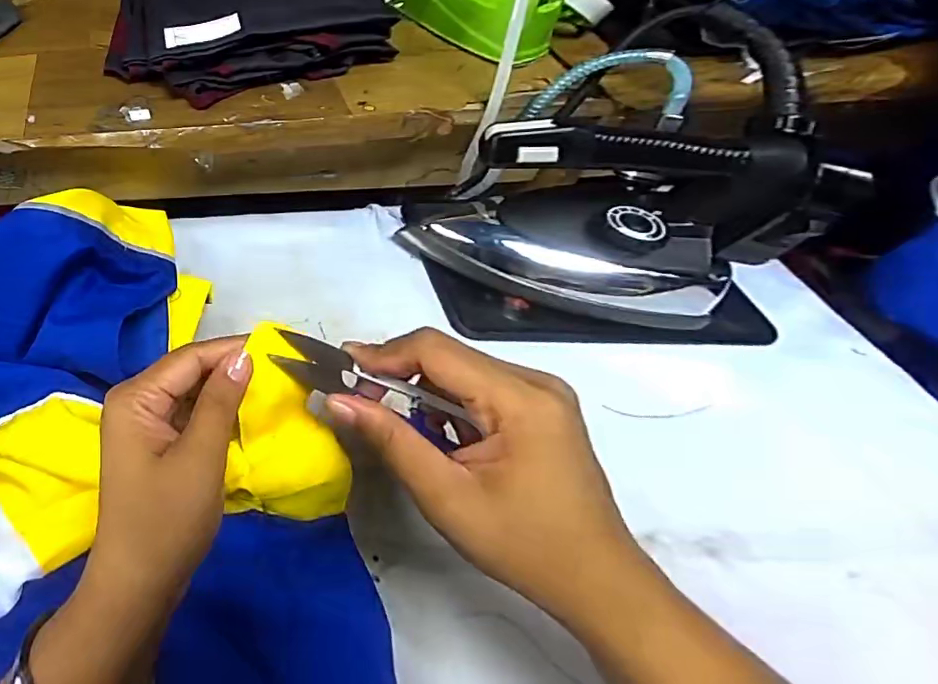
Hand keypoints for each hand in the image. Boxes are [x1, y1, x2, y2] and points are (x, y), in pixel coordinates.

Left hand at [91, 336, 252, 598]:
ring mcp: (141, 423)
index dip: (229, 349)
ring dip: (223, 388)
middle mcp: (132, 400)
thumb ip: (219, 403)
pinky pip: (186, 415)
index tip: (273, 343)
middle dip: (228, 366)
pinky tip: (243, 411)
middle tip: (277, 361)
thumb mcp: (200, 458)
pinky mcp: (153, 443)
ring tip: (268, 380)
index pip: (187, 358)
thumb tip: (243, 356)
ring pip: (188, 392)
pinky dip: (213, 412)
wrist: (137, 585)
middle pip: (186, 372)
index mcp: (134, 397)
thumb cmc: (167, 520)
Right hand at [325, 328, 645, 626]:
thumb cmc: (525, 546)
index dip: (382, 354)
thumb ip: (390, 439)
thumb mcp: (446, 496)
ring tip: (392, 420)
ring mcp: (541, 394)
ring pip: (457, 367)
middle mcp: (535, 383)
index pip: (434, 349)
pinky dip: (443, 400)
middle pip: (445, 354)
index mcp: (521, 399)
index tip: (342, 371)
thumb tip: (336, 398)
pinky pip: (475, 384)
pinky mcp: (539, 408)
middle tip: (359, 398)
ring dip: (418, 387)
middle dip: (396, 371)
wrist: (601, 588)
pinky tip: (435, 432)